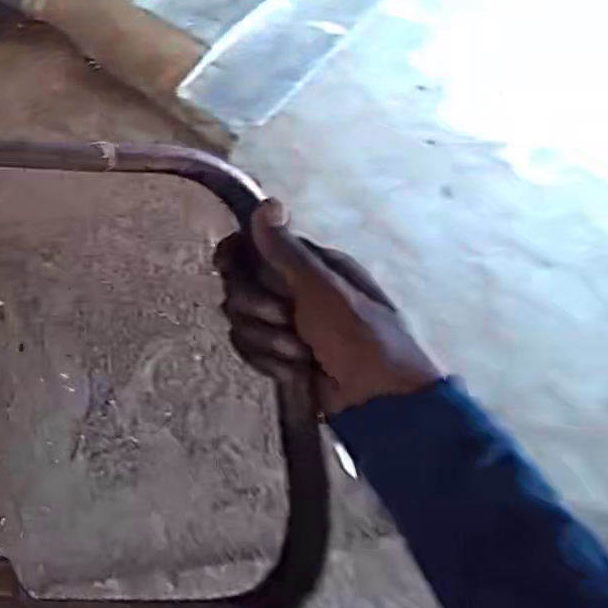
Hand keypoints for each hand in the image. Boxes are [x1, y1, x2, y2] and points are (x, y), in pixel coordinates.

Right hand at [215, 199, 442, 415]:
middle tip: (285, 320)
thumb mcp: (324, 291)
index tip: (225, 267)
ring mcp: (284, 321)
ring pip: (236, 315)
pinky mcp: (274, 348)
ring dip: (264, 337)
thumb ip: (286, 250)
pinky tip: (294, 368)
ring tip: (298, 352)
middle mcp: (294, 289)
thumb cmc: (363, 340)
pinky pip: (243, 342)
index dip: (232, 256)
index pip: (250, 247)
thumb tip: (268, 203)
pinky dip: (266, 358)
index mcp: (312, 268)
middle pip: (236, 283)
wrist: (382, 404)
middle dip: (255, 306)